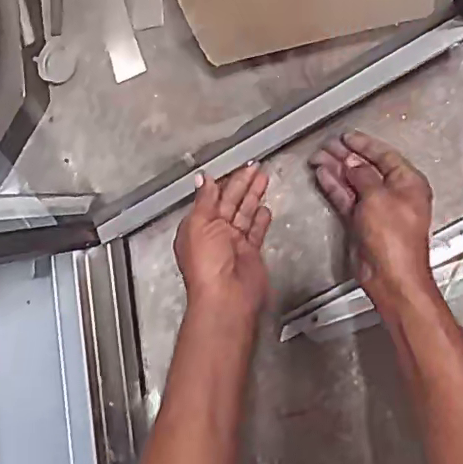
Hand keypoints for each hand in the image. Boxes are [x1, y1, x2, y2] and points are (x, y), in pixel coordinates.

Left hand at [175, 164, 272, 323]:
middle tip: (255, 166)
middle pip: (230, 202)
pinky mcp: (251, 253)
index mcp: (197, 226)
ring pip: (245, 213)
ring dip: (254, 195)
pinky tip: (266, 207)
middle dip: (242, 184)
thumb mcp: (199, 225)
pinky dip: (261, 219)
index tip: (235, 165)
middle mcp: (214, 233)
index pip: (211, 197)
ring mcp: (234, 243)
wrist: (226, 298)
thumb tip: (202, 178)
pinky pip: (256, 231)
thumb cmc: (207, 262)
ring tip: (264, 177)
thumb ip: (204, 200)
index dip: (223, 181)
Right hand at [308, 132, 435, 307]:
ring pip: (354, 182)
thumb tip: (351, 162)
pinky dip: (334, 187)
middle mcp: (394, 193)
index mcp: (409, 183)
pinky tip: (322, 175)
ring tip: (318, 157)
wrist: (390, 275)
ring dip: (336, 169)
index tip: (346, 137)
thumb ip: (362, 174)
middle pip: (367, 168)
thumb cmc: (394, 237)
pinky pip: (347, 198)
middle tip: (327, 146)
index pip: (385, 155)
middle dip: (346, 156)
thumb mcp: (378, 197)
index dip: (364, 144)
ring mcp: (377, 208)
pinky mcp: (362, 222)